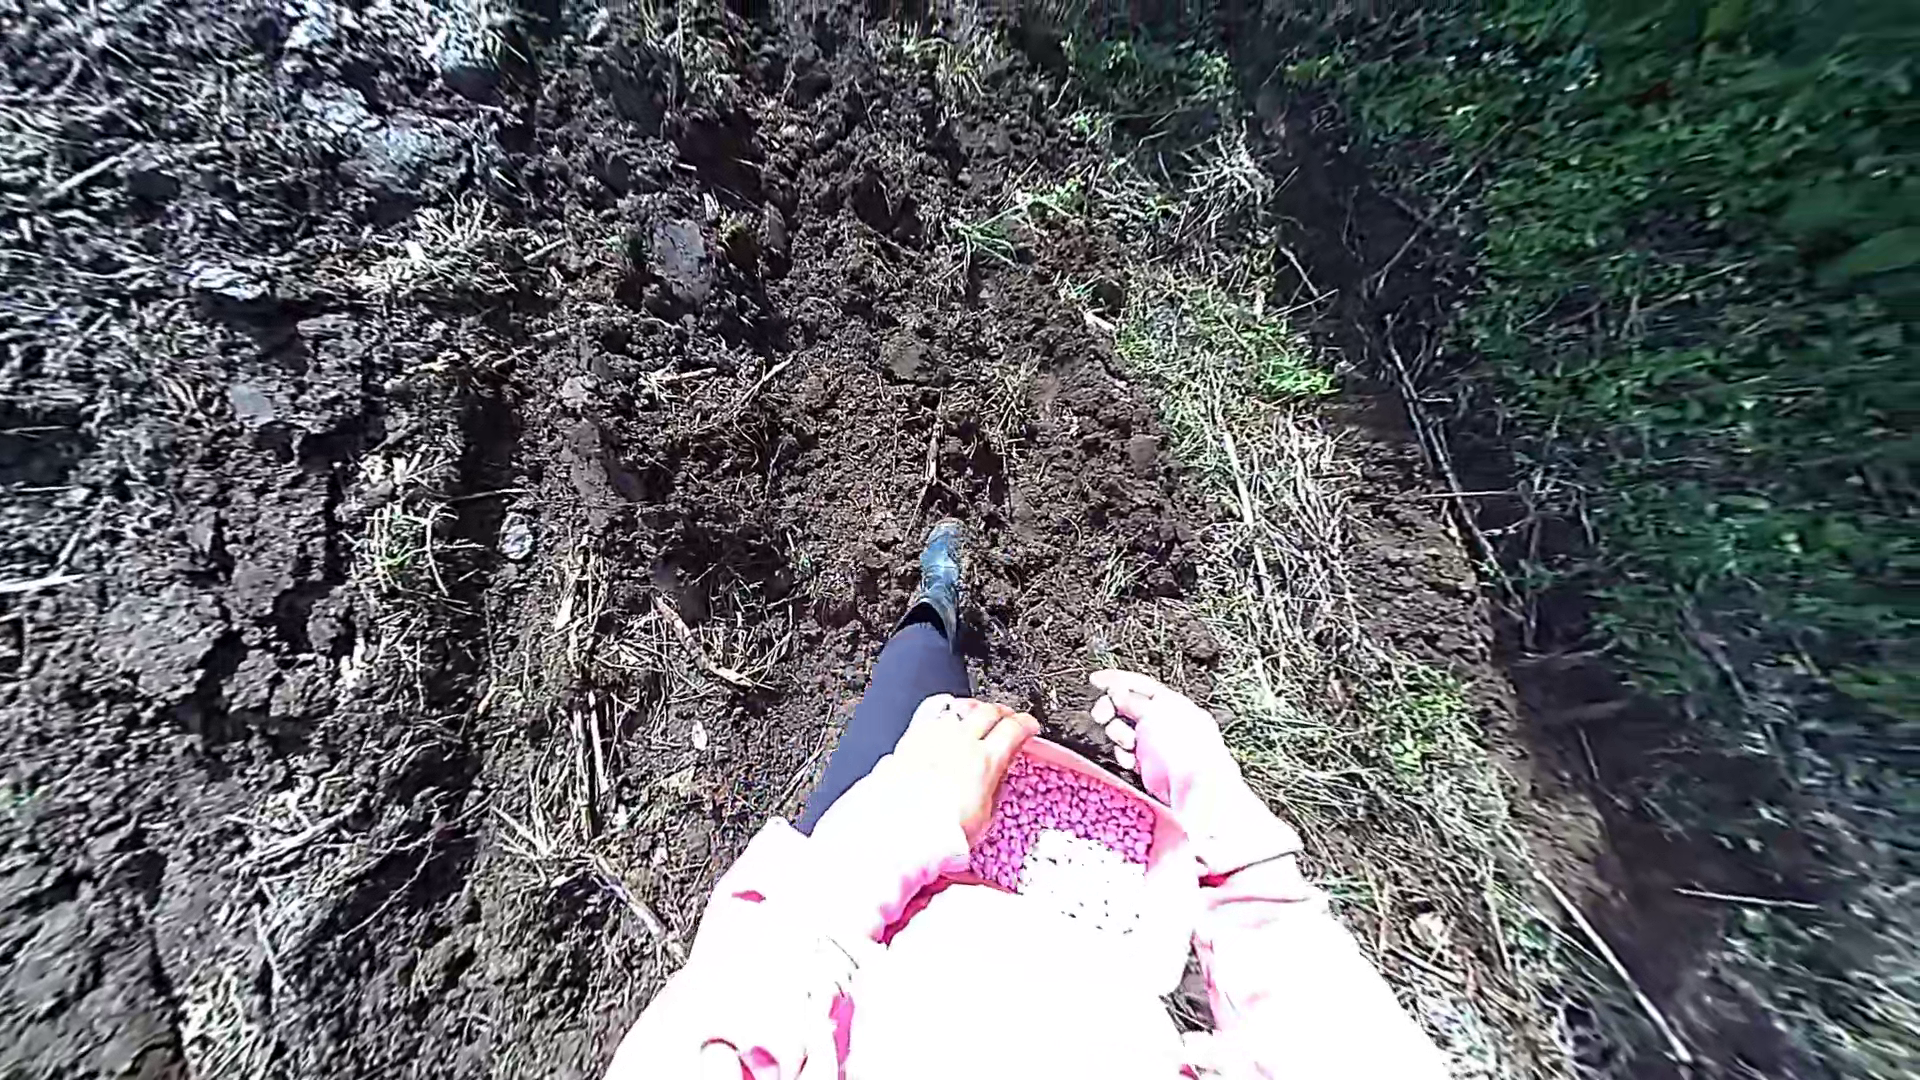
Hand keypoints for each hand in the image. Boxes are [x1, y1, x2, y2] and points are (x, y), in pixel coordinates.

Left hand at [891, 695, 1039, 842]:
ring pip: (963, 706)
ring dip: (976, 708)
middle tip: (1007, 718)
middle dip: (1003, 713)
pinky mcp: (915, 733)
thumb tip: (998, 775)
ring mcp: (938, 733)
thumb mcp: (983, 816)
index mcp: (986, 761)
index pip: (1014, 730)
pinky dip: (945, 705)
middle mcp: (963, 740)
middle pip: (990, 712)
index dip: (1026, 724)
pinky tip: (947, 708)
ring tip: (980, 712)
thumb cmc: (939, 829)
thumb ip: (993, 788)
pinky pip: (933, 707)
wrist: (901, 827)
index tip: (1029, 726)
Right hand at [1091, 670, 1300, 875]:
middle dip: (1112, 709)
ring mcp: (1159, 747)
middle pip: (1129, 707)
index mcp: (1175, 706)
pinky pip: (1128, 754)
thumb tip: (1115, 692)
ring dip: (1118, 734)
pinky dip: (1123, 755)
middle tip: (1102, 715)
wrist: (1200, 801)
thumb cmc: (1187, 754)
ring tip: (1125, 744)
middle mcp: (1168, 724)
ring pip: (1125, 731)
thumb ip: (1133, 700)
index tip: (1096, 681)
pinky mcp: (1151, 769)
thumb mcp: (1155, 715)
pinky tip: (1128, 760)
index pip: (1142, 685)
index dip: (1117, 681)